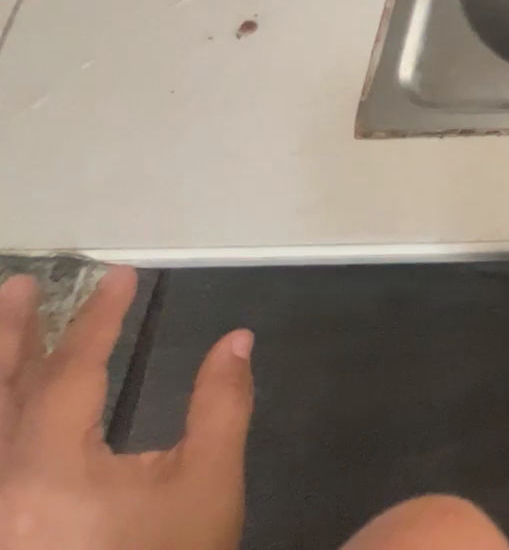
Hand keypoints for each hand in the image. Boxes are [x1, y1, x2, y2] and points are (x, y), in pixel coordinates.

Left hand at [0, 266, 253, 549]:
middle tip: (22, 285)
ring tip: (0, 321)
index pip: (69, 376)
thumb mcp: (208, 482)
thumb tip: (236, 339)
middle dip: (8, 336)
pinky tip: (0, 393)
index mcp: (49, 473)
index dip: (96, 322)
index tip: (119, 276)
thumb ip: (221, 406)